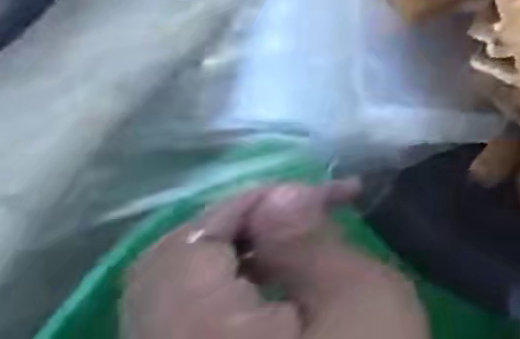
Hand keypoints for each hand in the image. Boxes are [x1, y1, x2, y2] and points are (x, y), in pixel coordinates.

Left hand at [122, 180, 427, 338]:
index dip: (247, 203)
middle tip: (314, 213)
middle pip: (160, 277)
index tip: (321, 194)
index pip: (182, 246)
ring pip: (165, 307)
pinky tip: (278, 297)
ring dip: (233, 261)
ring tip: (303, 248)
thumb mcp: (360, 300)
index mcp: (192, 336)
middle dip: (240, 229)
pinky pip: (177, 335)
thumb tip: (281, 195)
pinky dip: (225, 300)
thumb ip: (311, 245)